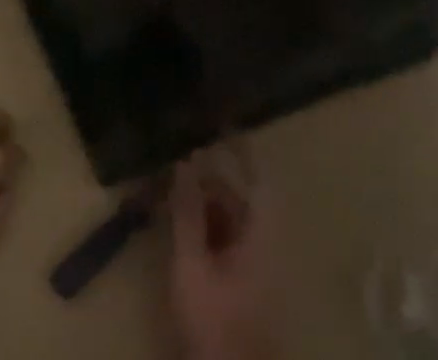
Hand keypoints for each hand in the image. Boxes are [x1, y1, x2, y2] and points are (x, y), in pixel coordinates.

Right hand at [169, 156, 275, 359]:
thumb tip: (185, 164)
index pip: (257, 178)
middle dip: (212, 171)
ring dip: (205, 195)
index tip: (219, 122)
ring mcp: (256, 260)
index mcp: (261, 234)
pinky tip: (178, 212)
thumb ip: (188, 212)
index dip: (240, 150)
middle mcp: (265, 241)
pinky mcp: (243, 276)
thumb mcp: (193, 262)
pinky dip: (205, 218)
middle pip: (242, 195)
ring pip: (232, 214)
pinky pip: (226, 234)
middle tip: (179, 150)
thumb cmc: (214, 315)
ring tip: (171, 175)